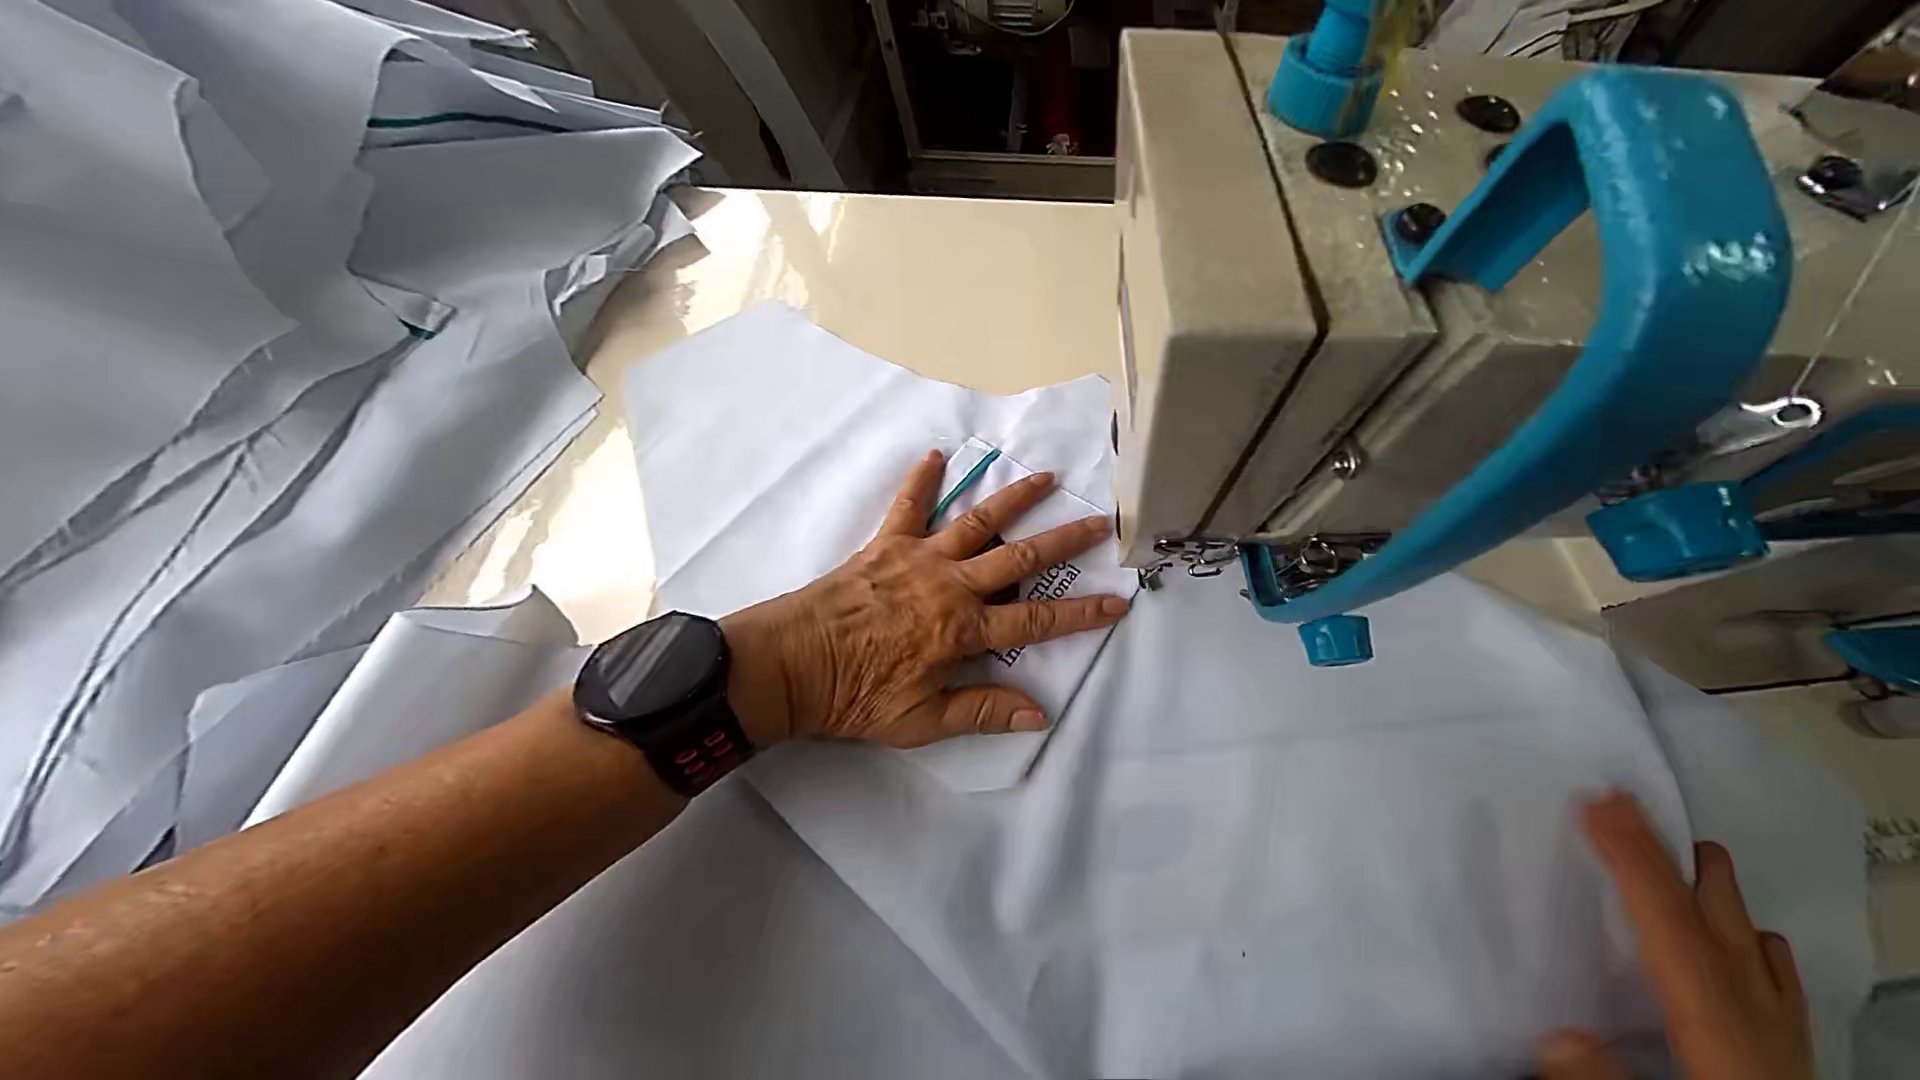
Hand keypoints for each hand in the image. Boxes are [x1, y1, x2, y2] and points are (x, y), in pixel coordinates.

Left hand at [720, 448, 1129, 748]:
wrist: (790, 665)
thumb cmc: (853, 698)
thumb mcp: (921, 721)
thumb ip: (982, 710)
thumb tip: (1040, 712)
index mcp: (962, 630)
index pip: (1037, 623)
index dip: (1080, 614)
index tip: (1116, 600)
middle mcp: (950, 585)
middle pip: (1018, 559)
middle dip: (1063, 542)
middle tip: (1097, 523)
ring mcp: (918, 559)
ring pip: (977, 523)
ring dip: (1013, 499)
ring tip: (1045, 478)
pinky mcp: (885, 546)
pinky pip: (908, 507)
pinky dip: (921, 481)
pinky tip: (935, 456)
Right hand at [1538, 792, 1812, 1079]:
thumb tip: (1553, 1032)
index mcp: (1715, 1029)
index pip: (1666, 928)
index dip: (1629, 861)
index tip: (1595, 807)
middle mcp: (1753, 1024)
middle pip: (1708, 927)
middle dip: (1664, 860)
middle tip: (1625, 802)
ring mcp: (1781, 1043)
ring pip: (1751, 953)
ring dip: (1720, 895)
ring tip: (1702, 849)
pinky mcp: (1791, 1062)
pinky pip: (1785, 996)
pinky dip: (1767, 956)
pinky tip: (1762, 941)